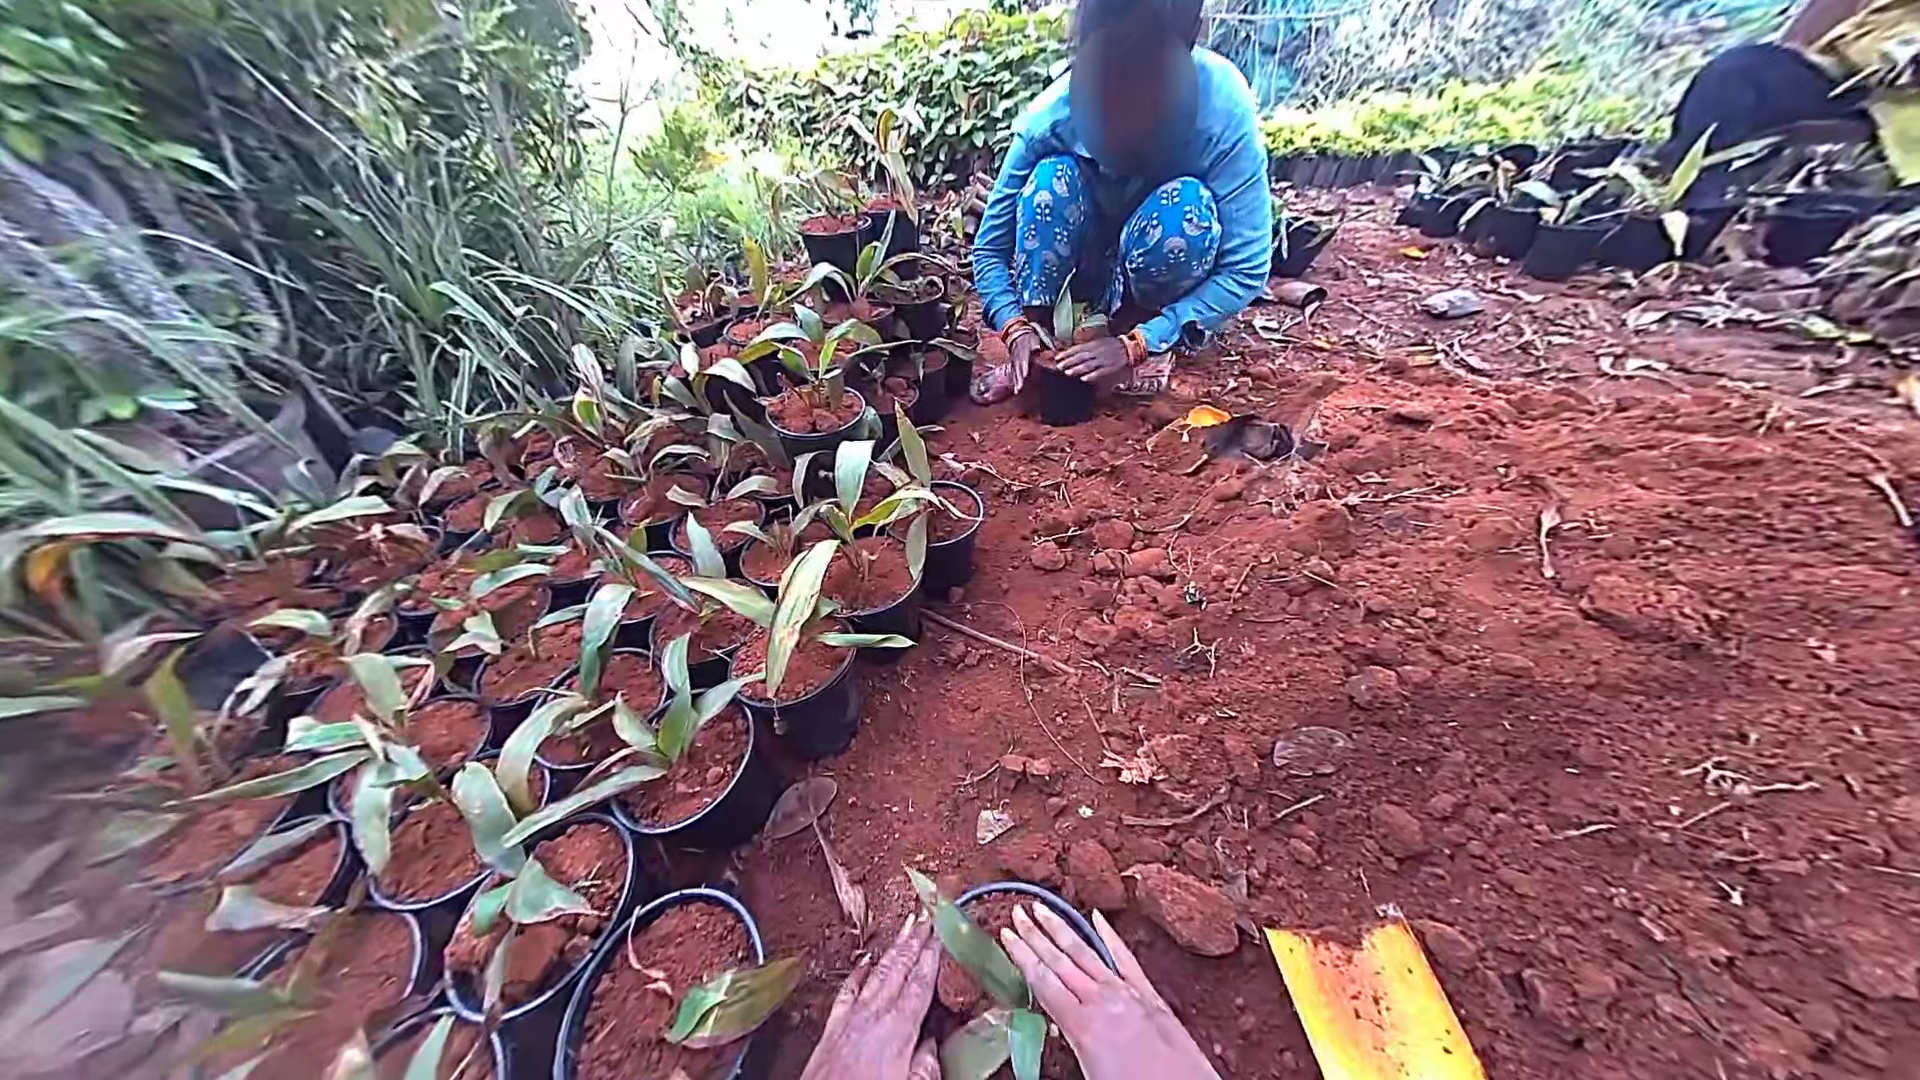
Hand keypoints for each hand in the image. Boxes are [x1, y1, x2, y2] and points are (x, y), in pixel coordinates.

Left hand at [799, 914, 941, 1079]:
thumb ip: (925, 1067)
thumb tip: (932, 1045)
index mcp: (898, 1029)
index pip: (920, 982)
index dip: (932, 955)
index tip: (941, 931)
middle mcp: (875, 1014)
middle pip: (900, 967)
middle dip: (915, 939)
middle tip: (927, 916)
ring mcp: (852, 1016)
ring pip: (879, 971)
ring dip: (894, 946)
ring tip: (907, 926)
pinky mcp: (833, 1026)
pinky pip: (849, 988)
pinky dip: (859, 970)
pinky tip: (866, 959)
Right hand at [1000, 905, 1221, 1079]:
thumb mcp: (1090, 1079)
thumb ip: (1070, 1046)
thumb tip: (1051, 1026)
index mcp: (1083, 1026)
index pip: (1043, 981)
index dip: (1022, 956)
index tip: (1006, 934)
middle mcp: (1102, 1001)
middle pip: (1060, 960)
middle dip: (1035, 935)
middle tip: (1017, 911)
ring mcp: (1127, 993)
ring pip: (1086, 952)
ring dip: (1061, 928)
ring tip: (1043, 908)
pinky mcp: (1150, 996)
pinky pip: (1125, 958)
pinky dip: (1109, 936)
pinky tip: (1097, 917)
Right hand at [1008, 332, 1038, 393]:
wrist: (1018, 337)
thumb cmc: (1029, 339)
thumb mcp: (1033, 339)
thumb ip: (1034, 345)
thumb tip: (1036, 349)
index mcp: (1023, 352)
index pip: (1023, 361)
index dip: (1024, 368)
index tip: (1025, 375)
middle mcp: (1017, 359)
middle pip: (1018, 370)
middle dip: (1019, 379)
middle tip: (1020, 387)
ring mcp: (1014, 363)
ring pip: (1015, 374)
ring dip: (1016, 382)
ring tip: (1018, 390)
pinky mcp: (1013, 366)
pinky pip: (1013, 375)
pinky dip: (1015, 383)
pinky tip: (1016, 390)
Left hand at [1054, 337, 1132, 387]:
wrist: (1128, 348)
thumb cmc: (1111, 345)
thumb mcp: (1098, 342)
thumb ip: (1086, 347)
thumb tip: (1072, 352)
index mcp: (1093, 345)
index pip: (1077, 349)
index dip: (1067, 353)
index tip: (1057, 358)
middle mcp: (1097, 352)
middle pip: (1081, 357)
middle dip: (1069, 362)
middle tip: (1059, 366)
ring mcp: (1103, 360)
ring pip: (1088, 365)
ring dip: (1077, 369)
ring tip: (1068, 372)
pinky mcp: (1109, 368)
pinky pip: (1099, 372)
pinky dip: (1092, 375)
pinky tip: (1084, 379)